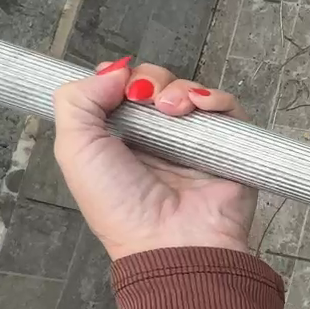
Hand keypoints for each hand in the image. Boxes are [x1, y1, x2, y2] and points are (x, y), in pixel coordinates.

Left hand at [52, 58, 256, 260]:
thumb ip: (79, 100)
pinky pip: (231, 111)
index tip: (118, 87)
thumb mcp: (76, 150)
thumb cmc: (120, 205)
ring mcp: (199, 143)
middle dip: (151, 81)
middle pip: (160, 86)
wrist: (171, 239)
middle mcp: (162, 138)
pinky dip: (217, 99)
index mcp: (124, 138)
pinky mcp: (233, 149)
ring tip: (173, 109)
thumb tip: (115, 69)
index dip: (121, 79)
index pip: (124, 91)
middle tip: (147, 99)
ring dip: (181, 90)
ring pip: (194, 94)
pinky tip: (201, 105)